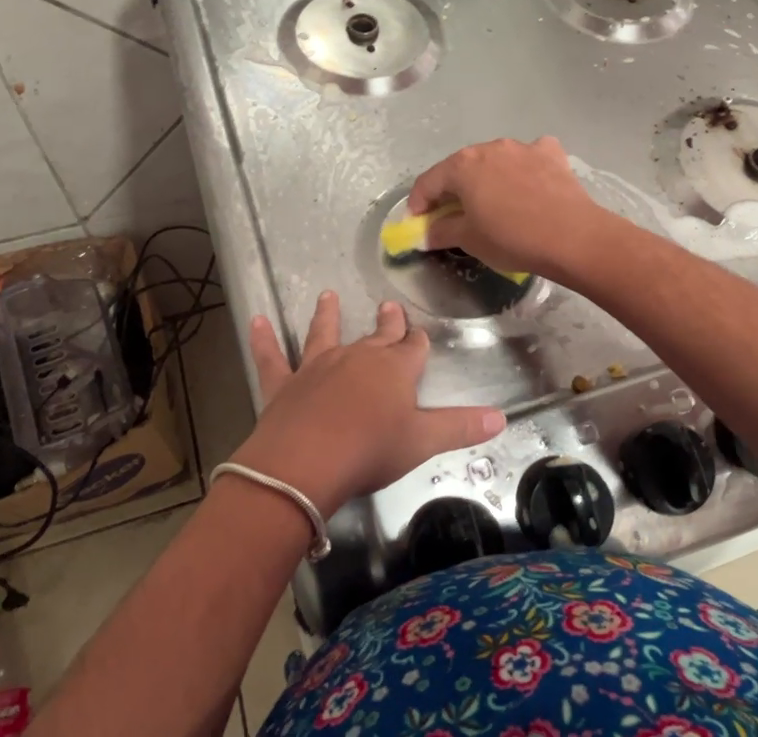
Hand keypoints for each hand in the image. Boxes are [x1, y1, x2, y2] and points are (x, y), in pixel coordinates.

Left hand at [230, 293, 505, 511]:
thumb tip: (502, 417)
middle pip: (376, 337)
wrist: (307, 461)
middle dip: (385, 323)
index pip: (412, 348)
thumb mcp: (423, 442)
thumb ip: (460, 427)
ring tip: (327, 296)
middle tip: (387, 305)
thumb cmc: (371, 450)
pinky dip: (263, 339)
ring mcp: (317, 367)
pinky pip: (272, 356)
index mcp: (394, 370)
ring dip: (327, 316)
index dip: (417, 341)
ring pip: (324, 334)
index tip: (418, 332)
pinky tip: (255, 320)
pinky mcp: (284, 383)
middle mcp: (357, 358)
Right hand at [407, 137, 614, 277]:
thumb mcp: (469, 240)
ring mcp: (522, 147)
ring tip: (493, 203)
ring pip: (495, 160)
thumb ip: (440, 231)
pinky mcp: (551, 154)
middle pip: (461, 168)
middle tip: (453, 215)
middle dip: (453, 191)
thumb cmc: (512, 239)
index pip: (428, 182)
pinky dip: (523, 168)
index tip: (418, 223)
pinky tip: (528, 185)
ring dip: (487, 179)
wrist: (572, 237)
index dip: (418, 204)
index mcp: (462, 165)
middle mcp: (489, 147)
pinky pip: (529, 157)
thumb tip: (425, 232)